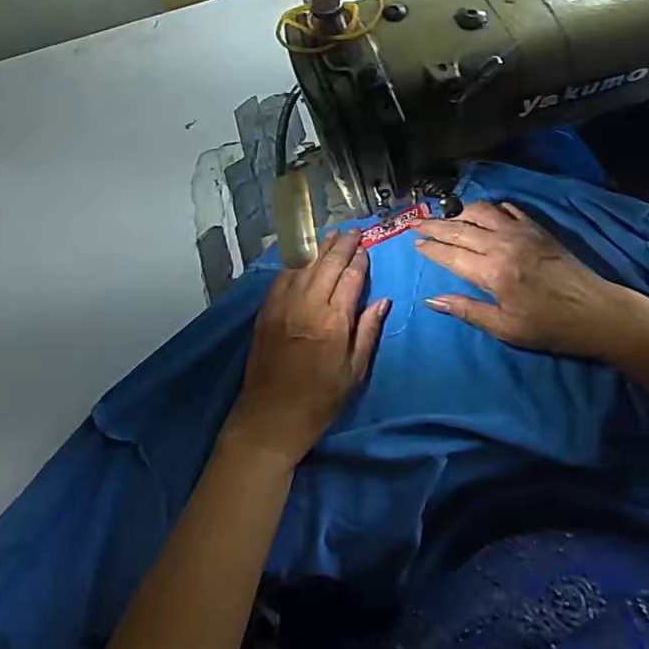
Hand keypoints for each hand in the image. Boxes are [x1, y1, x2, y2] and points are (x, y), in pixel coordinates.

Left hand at [223, 228, 389, 464]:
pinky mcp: (266, 309)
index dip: (360, 261)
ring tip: (332, 234)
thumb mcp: (354, 372)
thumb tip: (382, 300)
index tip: (366, 248)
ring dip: (319, 247)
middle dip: (342, 245)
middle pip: (327, 264)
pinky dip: (296, 260)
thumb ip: (367, 332)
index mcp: (332, 322)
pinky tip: (305, 253)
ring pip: (304, 264)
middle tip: (354, 231)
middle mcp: (307, 305)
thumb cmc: (319, 401)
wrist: (270, 418)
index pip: (350, 278)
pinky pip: (283, 275)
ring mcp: (283, 304)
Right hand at [413, 201, 624, 357]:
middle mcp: (502, 244)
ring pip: (481, 211)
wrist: (596, 311)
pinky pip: (508, 209)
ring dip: (459, 211)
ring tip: (444, 215)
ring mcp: (521, 232)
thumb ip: (467, 310)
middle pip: (460, 229)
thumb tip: (432, 300)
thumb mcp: (505, 328)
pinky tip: (483, 210)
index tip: (414, 242)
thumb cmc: (549, 326)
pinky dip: (491, 207)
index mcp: (492, 272)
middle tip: (414, 221)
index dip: (430, 247)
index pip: (451, 254)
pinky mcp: (537, 228)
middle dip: (434, 225)